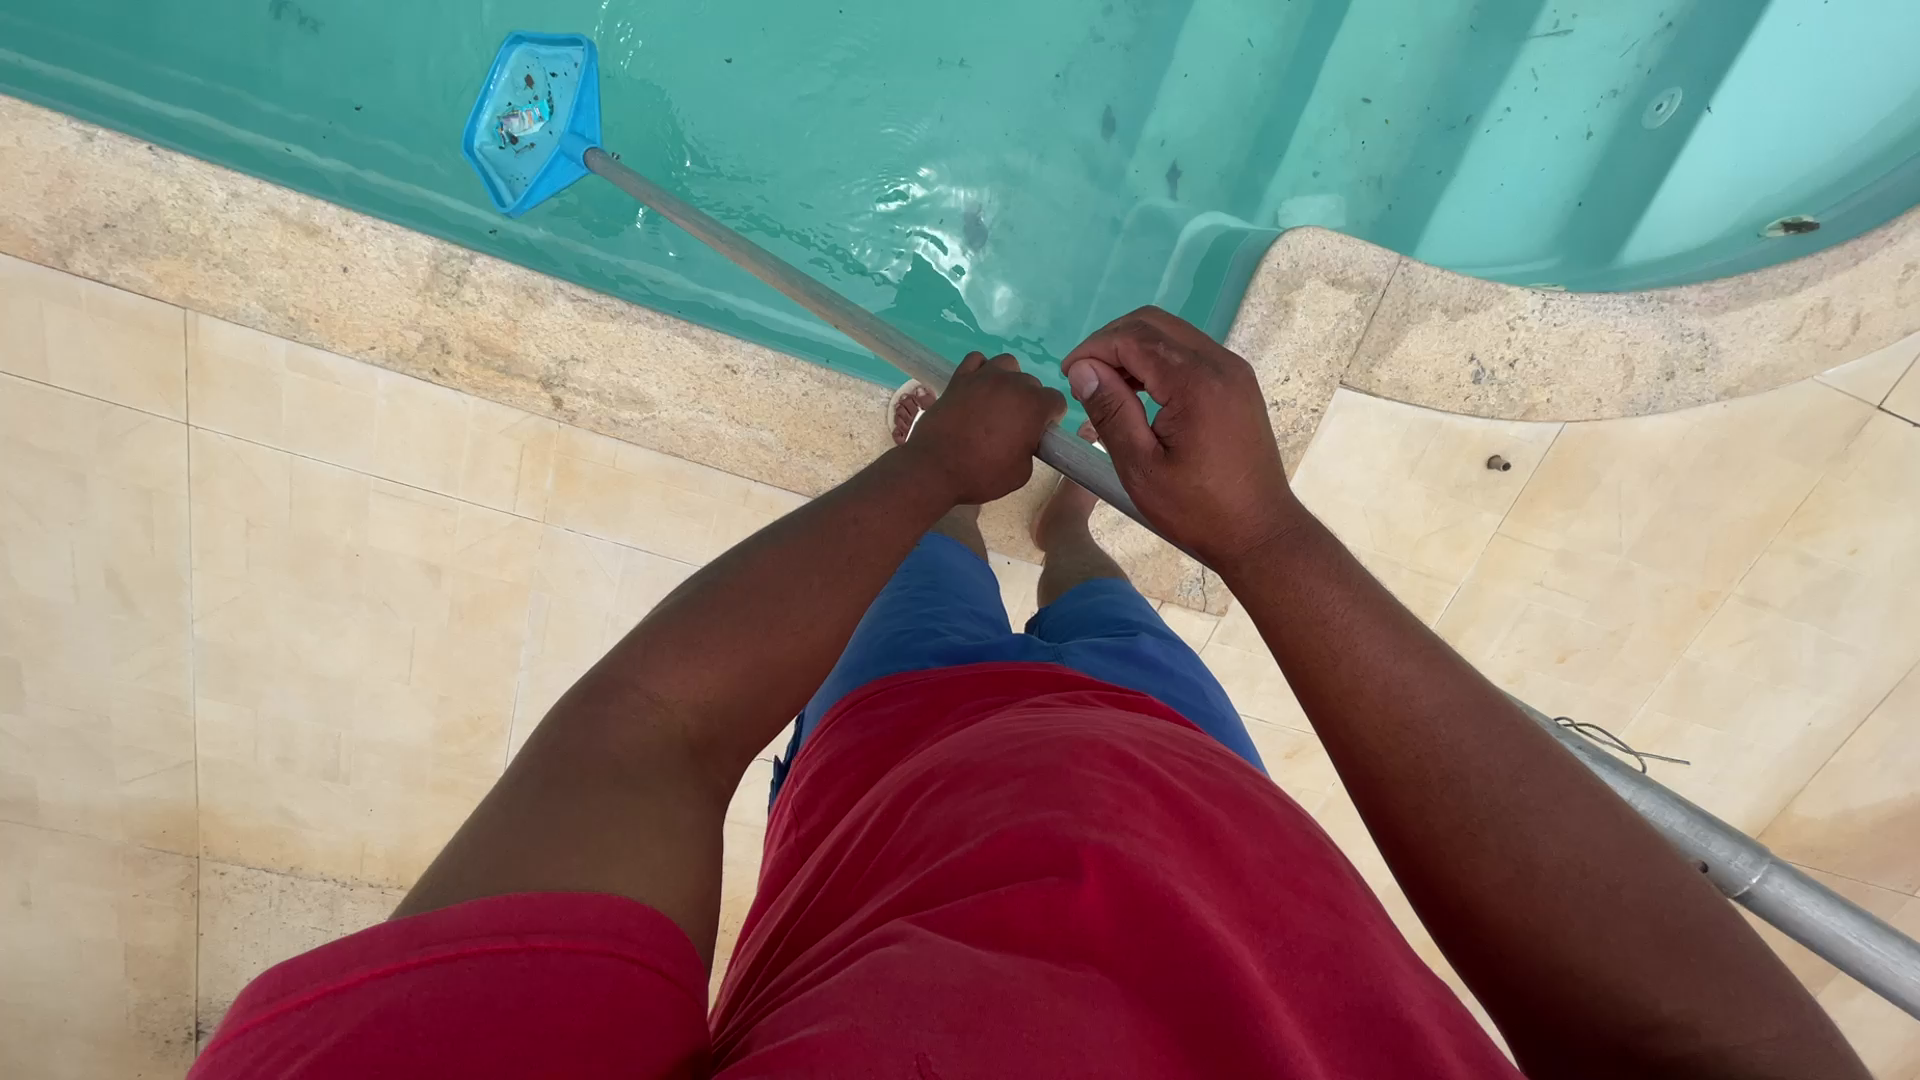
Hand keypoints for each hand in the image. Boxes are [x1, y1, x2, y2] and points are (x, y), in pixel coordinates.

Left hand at [903, 352, 1066, 505]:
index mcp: (1033, 405)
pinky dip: (981, 370)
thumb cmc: (981, 474)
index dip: (1050, 418)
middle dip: (1028, 402)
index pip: (1056, 401)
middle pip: (1032, 383)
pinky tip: (977, 388)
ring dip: (1008, 380)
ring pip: (1007, 365)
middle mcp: (1012, 383)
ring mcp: (984, 377)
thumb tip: (1025, 439)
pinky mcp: (959, 378)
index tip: (1039, 433)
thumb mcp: (1022, 473)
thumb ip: (1031, 449)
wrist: (935, 468)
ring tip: (997, 402)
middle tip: (1014, 426)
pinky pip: (976, 360)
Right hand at [1062, 307, 1302, 568]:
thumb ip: (1111, 411)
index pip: (1133, 339)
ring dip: (1133, 350)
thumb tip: (1082, 370)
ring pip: (1172, 334)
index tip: (1067, 376)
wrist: (1259, 532)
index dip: (1093, 350)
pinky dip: (1156, 361)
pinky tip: (1138, 394)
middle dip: (1111, 341)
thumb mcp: (1141, 466)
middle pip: (1153, 323)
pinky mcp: (1236, 385)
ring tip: (1106, 388)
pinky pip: (1188, 354)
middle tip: (1084, 377)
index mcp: (1195, 382)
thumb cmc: (1196, 509)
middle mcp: (1219, 363)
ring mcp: (1232, 371)